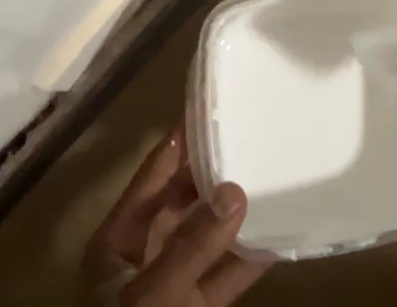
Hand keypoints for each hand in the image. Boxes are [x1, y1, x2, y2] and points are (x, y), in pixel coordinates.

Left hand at [82, 129, 268, 305]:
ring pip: (206, 240)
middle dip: (209, 174)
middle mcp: (142, 258)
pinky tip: (279, 238)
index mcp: (116, 243)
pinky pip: (225, 278)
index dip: (175, 144)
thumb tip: (234, 189)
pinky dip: (249, 261)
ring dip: (234, 216)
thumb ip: (192, 245)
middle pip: (179, 204)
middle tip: (248, 136)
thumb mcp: (153, 294)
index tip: (207, 108)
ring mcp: (169, 287)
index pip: (149, 179)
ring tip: (268, 177)